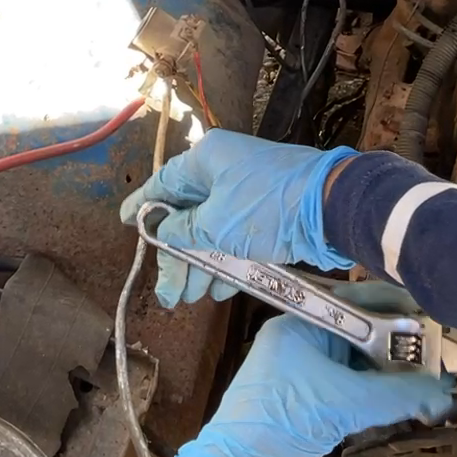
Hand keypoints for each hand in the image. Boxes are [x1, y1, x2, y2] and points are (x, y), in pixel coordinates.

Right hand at [118, 130, 356, 306]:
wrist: (331, 208)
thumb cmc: (267, 207)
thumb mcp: (216, 224)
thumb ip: (183, 230)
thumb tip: (161, 231)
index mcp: (207, 158)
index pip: (164, 183)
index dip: (143, 207)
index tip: (125, 222)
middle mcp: (224, 169)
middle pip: (187, 213)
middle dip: (176, 255)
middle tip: (169, 291)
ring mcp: (246, 190)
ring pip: (211, 228)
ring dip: (200, 263)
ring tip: (190, 298)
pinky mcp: (267, 211)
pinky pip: (235, 235)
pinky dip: (226, 259)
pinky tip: (220, 289)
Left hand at [174, 312, 456, 456]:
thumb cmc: (285, 419)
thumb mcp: (345, 401)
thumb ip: (397, 393)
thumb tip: (444, 390)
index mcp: (301, 322)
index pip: (355, 303)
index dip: (393, 307)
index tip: (431, 311)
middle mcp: (304, 339)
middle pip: (360, 333)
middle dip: (398, 342)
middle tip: (440, 347)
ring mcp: (308, 371)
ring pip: (359, 363)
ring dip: (392, 372)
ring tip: (434, 375)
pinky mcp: (314, 402)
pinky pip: (354, 387)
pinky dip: (379, 393)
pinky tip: (409, 398)